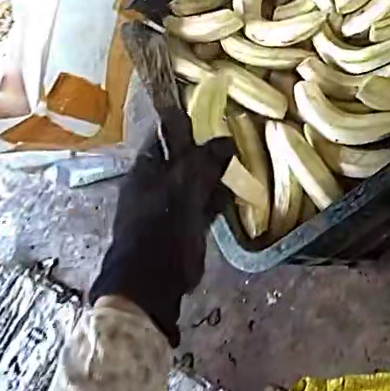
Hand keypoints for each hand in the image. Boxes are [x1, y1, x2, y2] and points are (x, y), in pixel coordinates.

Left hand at [88, 121, 233, 343]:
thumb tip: (227, 140)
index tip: (216, 113)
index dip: (189, 121)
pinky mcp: (186, 222)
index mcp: (147, 167)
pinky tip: (237, 192)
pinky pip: (206, 201)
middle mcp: (157, 181)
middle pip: (186, 156)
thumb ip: (205, 158)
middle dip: (209, 149)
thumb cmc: (161, 224)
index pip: (167, 132)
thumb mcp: (185, 183)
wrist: (153, 277)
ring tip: (243, 164)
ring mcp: (171, 202)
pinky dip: (220, 196)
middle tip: (237, 138)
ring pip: (199, 178)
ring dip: (218, 173)